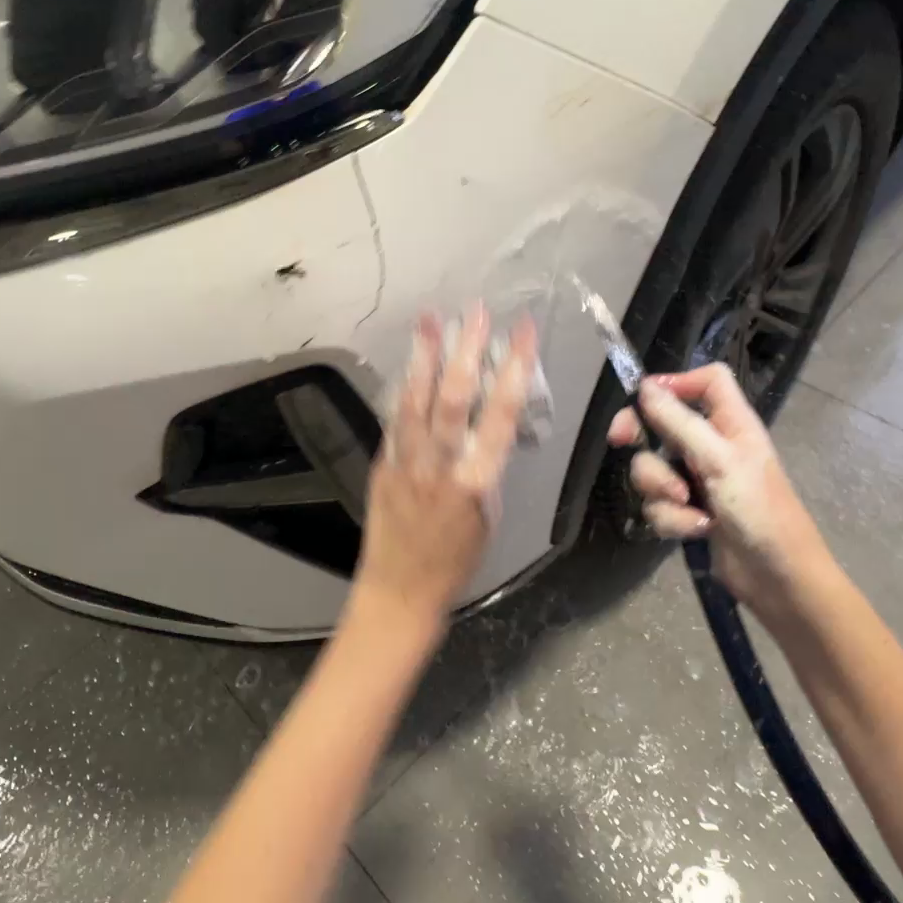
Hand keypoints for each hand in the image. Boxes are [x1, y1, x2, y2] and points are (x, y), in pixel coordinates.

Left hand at [351, 305, 537, 634]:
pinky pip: (395, 420)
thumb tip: (488, 429)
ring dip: (424, 356)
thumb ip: (486, 469)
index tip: (522, 332)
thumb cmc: (456, 561)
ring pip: (414, 402)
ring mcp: (404, 464)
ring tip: (429, 318)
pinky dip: (403, 389)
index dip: (513, 368)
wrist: (400, 590)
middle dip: (465, 350)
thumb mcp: (489, 517)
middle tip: (474, 311)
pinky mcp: (381, 466)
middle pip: (453, 398)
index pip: (499, 414)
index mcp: (475, 482)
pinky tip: (408, 364)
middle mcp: (439, 466)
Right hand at [606, 363, 829, 608]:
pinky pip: (657, 504)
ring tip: (687, 507)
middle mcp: (711, 446)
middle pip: (661, 423)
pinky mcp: (687, 511)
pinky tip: (696, 530)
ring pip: (651, 468)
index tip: (643, 395)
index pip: (706, 382)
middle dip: (641, 437)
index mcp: (730, 423)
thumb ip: (679, 422)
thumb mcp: (718, 461)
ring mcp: (697, 480)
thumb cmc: (758, 511)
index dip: (676, 382)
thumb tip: (645, 387)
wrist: (776, 578)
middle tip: (619, 440)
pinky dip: (672, 518)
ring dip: (661, 489)